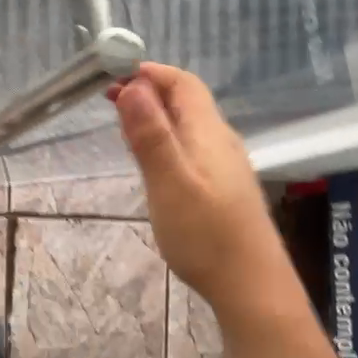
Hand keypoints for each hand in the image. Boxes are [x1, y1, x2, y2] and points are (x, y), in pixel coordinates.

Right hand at [107, 63, 296, 326]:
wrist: (249, 284)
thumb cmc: (206, 235)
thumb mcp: (169, 183)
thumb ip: (150, 136)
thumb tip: (132, 87)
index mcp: (207, 134)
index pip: (183, 84)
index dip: (150, 72)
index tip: (112, 74)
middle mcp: (220, 142)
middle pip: (187, 102)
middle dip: (149, 91)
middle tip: (108, 99)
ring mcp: (223, 166)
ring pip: (189, 126)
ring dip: (156, 116)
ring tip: (123, 124)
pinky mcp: (221, 189)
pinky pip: (191, 148)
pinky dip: (166, 140)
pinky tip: (153, 161)